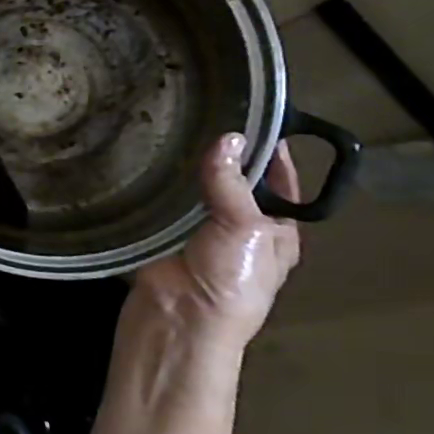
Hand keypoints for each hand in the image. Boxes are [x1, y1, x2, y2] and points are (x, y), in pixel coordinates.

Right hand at [138, 133, 300, 348]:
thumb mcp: (245, 227)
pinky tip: (152, 157)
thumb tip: (226, 138)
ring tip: (176, 128)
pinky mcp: (168, 233)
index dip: (273, 151)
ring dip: (191, 168)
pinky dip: (163, 183)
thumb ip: (232, 182)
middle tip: (206, 114)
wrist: (180, 319)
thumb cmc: (230, 278)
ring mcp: (202, 232)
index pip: (281, 181)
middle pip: (237, 182)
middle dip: (226, 155)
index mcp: (277, 231)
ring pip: (200, 189)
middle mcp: (243, 230)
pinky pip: (168, 201)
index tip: (254, 116)